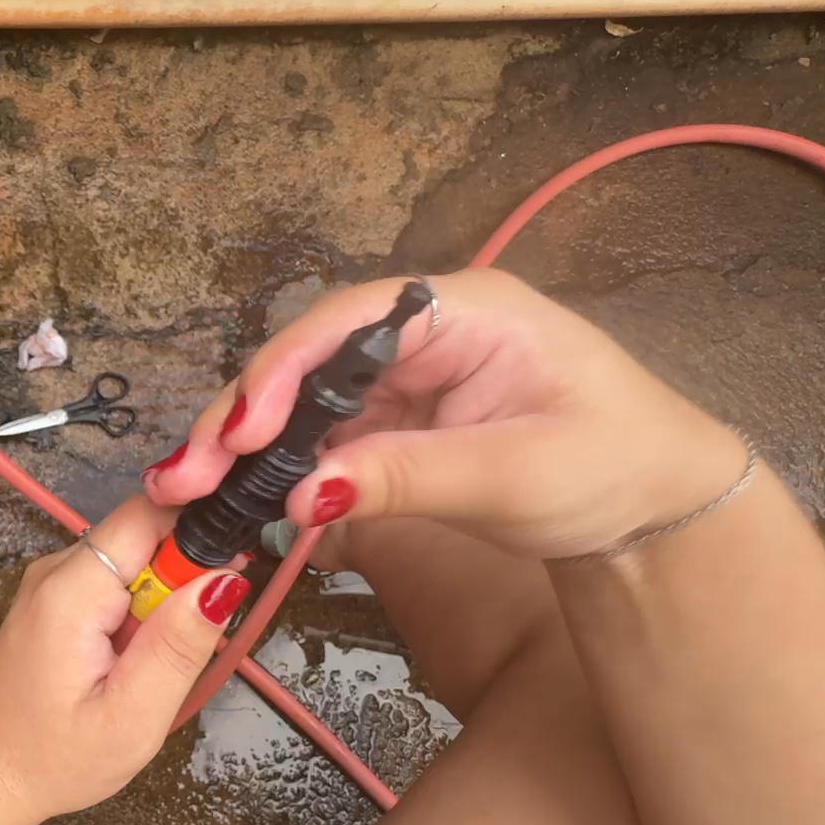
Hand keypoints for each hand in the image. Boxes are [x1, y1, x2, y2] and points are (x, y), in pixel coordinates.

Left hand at [0, 496, 246, 824]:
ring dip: (157, 599)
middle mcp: (53, 571)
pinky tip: (127, 659)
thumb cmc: (57, 759)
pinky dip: (132, 611)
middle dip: (178, 576)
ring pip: (127, 561)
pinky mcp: (50, 601)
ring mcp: (47, 583)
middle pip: (138, 535)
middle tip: (184, 643)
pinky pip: (107, 583)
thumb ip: (178, 645)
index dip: (194, 532)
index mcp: (69, 590)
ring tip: (150, 661)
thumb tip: (225, 578)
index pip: (145, 514)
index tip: (226, 578)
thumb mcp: (132, 716)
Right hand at [141, 269, 747, 558]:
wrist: (643, 511)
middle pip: (297, 369)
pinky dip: (268, 477)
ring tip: (186, 494)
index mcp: (455, 313)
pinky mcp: (374, 428)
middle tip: (181, 479)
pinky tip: (234, 504)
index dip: (279, 372)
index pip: (344, 324)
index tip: (239, 435)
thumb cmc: (608, 467)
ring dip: (236, 455)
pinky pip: (306, 446)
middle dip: (235, 423)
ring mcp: (385, 387)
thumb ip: (403, 477)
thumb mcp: (512, 472)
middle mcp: (405, 341)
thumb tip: (297, 497)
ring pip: (289, 411)